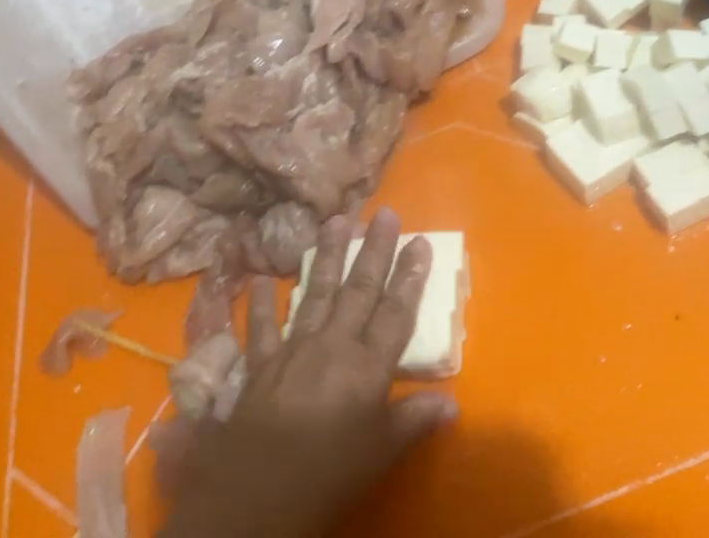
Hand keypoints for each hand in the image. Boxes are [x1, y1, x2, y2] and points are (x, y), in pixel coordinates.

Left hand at [159, 209, 457, 537]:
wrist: (255, 494)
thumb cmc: (328, 474)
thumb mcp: (379, 453)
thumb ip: (413, 421)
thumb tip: (453, 402)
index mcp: (367, 367)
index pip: (395, 312)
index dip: (410, 276)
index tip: (420, 241)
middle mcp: (332, 346)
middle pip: (359, 290)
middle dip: (375, 250)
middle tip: (385, 214)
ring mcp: (293, 349)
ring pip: (316, 293)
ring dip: (327, 256)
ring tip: (337, 222)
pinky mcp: (259, 364)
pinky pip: (262, 327)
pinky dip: (262, 303)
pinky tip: (263, 278)